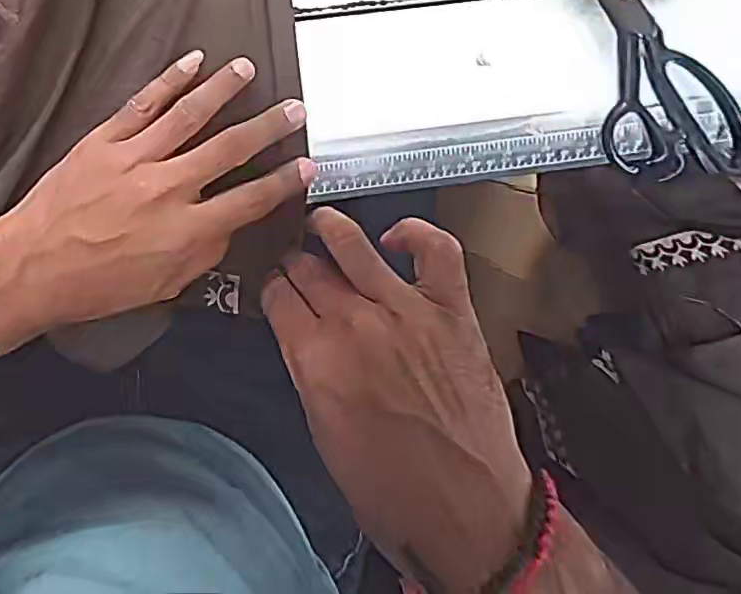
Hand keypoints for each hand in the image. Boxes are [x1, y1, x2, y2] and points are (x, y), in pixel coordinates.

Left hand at [0, 51, 312, 370]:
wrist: (31, 266)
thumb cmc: (92, 283)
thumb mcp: (160, 285)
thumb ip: (203, 254)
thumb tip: (228, 224)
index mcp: (183, 229)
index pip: (249, 200)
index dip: (283, 181)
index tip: (305, 166)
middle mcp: (166, 188)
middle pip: (229, 148)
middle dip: (268, 126)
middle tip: (292, 109)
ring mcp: (134, 158)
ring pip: (189, 114)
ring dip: (223, 89)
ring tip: (246, 70)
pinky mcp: (105, 140)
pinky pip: (144, 103)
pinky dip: (170, 80)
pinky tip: (191, 63)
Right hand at [264, 208, 532, 591]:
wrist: (471, 517)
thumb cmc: (392, 488)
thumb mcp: (321, 428)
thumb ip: (304, 364)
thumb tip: (296, 326)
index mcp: (315, 358)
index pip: (276, 292)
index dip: (270, 283)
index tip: (272, 282)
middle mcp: (354, 324)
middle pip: (306, 265)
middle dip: (292, 258)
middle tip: (293, 259)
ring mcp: (405, 311)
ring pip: (351, 242)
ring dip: (328, 226)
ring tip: (322, 223)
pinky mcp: (451, 310)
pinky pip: (435, 250)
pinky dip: (414, 233)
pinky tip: (395, 239)